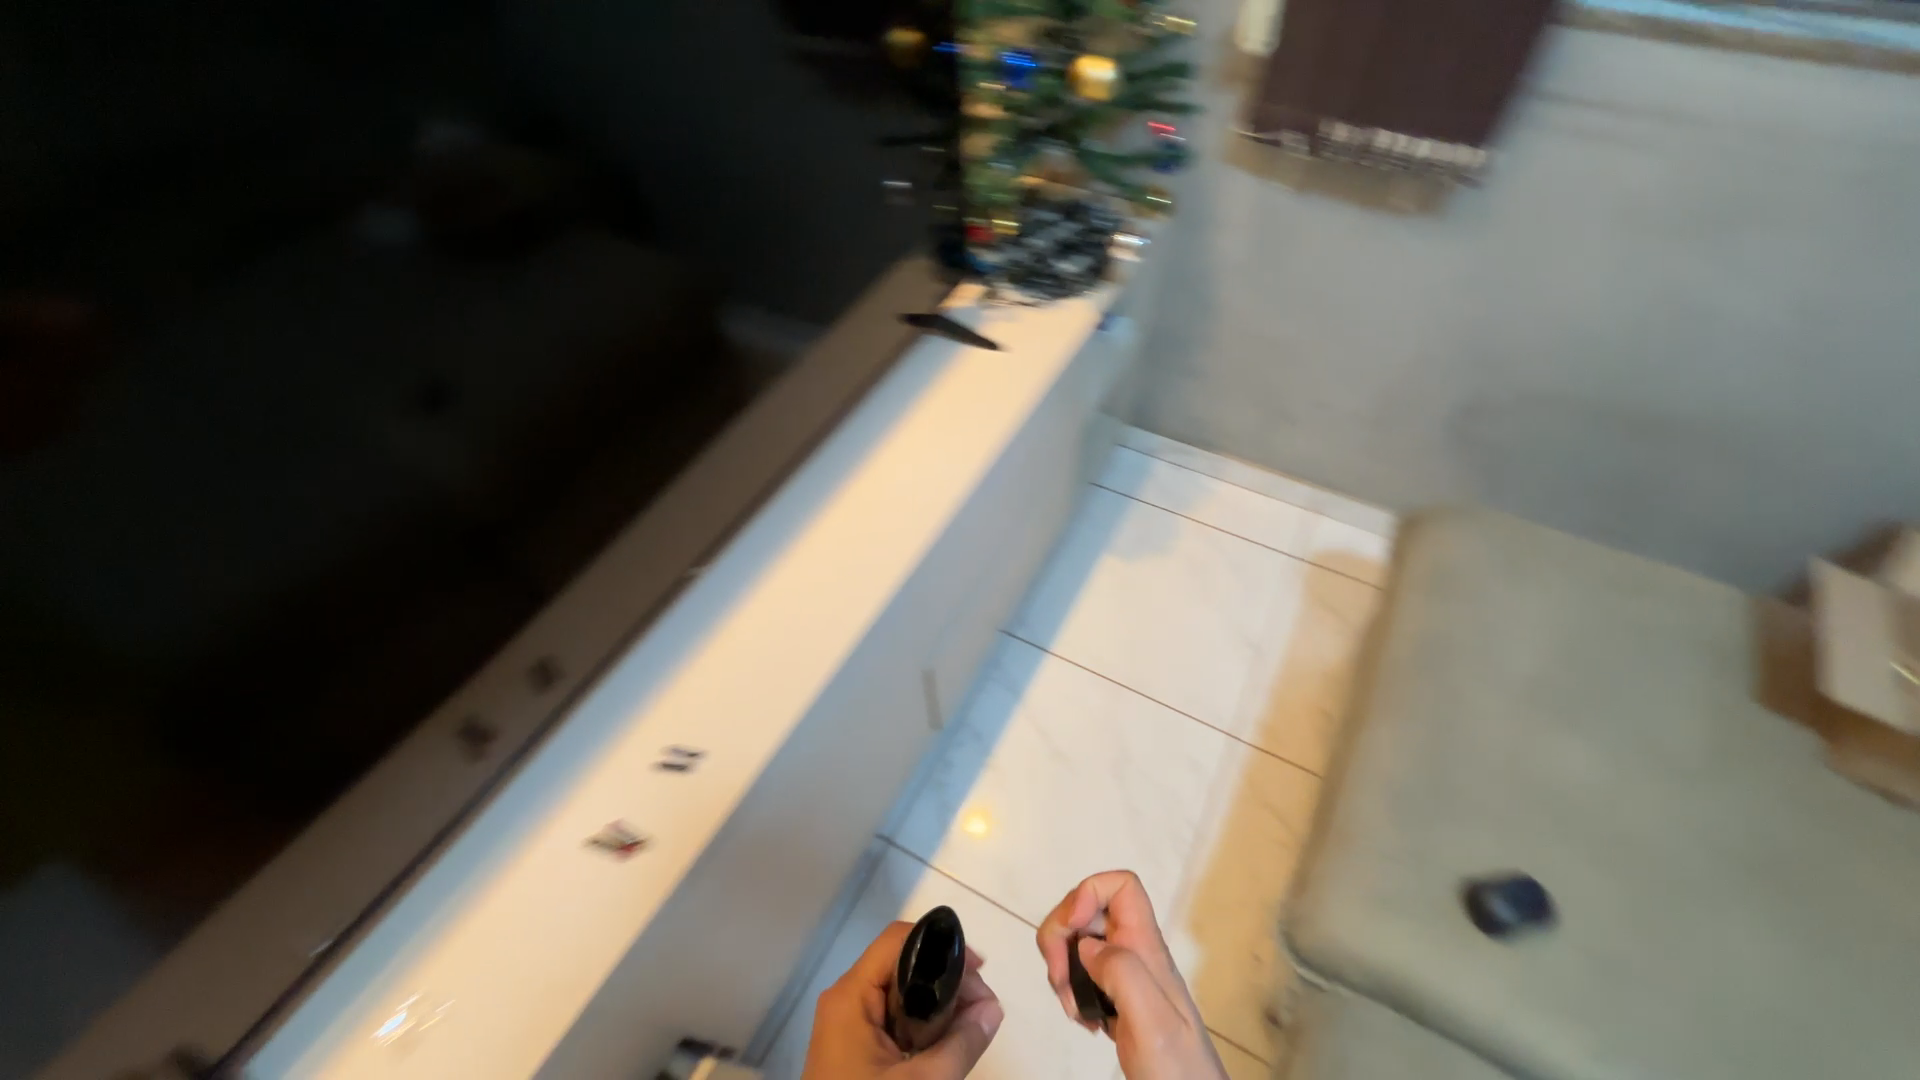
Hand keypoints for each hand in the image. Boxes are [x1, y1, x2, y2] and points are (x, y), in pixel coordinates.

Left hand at [802, 920, 1003, 1079]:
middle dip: (945, 978)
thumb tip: (993, 1009)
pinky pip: (892, 1017)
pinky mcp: (854, 1044)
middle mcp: (846, 998)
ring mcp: (848, 1022)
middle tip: (981, 1007)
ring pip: (900, 992)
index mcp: (851, 994)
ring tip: (969, 1026)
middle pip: (902, 963)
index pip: (898, 939)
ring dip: (937, 1003)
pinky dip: (920, 1022)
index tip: (977, 970)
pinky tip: (943, 1043)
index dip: (940, 944)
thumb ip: (961, 1044)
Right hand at [1036, 871, 1226, 1079]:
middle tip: (1061, 981)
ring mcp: (1124, 975)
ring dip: (1061, 967)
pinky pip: (1080, 973)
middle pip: (1089, 909)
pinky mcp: (1115, 998)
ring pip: (1079, 941)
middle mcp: (1134, 951)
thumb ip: (1122, 972)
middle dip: (1061, 937)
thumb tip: (1086, 945)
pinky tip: (1082, 1019)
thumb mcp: (1152, 1021)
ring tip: (1073, 1008)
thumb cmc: (1175, 1067)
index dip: (1090, 893)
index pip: (1122, 886)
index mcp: (1146, 946)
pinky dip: (1069, 989)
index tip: (1075, 931)